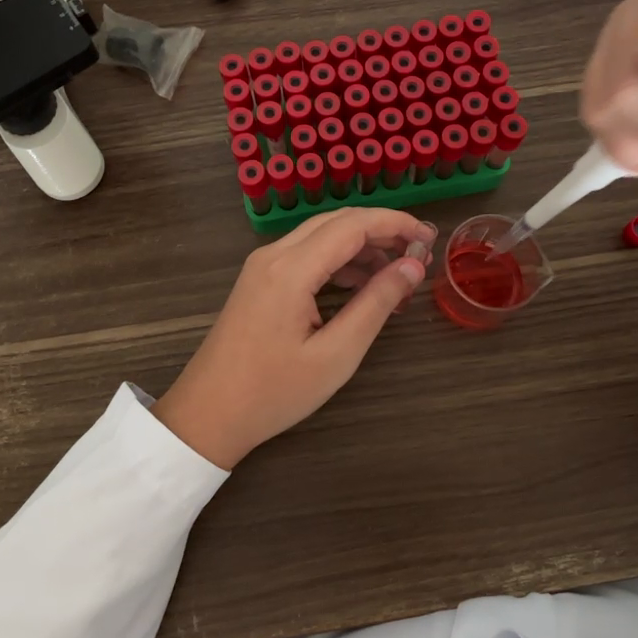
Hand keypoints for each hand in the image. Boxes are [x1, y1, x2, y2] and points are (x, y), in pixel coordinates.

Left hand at [152, 209, 435, 468]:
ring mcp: (262, 266)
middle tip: (420, 255)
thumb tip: (412, 266)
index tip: (431, 238)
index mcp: (291, 269)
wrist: (207, 415)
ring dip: (361, 247)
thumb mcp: (335, 354)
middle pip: (337, 222)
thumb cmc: (273, 392)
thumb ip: (376, 304)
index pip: (353, 224)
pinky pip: (305, 255)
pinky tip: (362, 286)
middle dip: (382, 231)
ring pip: (321, 236)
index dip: (396, 224)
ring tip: (398, 278)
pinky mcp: (259, 280)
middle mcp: (274, 255)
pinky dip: (338, 262)